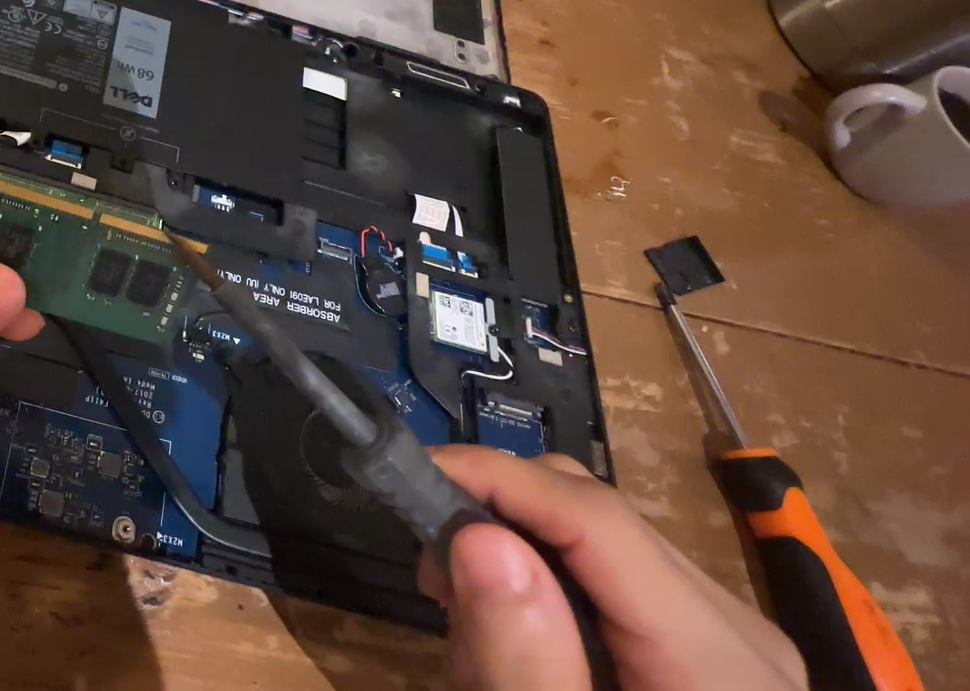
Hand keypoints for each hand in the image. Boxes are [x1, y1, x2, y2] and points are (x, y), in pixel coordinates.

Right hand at [420, 446, 806, 690]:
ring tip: (467, 619)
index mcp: (720, 662)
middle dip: (494, 513)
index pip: (595, 519)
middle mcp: (735, 630)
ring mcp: (724, 635)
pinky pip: (600, 566)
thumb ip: (523, 661)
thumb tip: (475, 536)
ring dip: (507, 543)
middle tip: (430, 575)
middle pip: (592, 512)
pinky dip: (535, 574)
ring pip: (590, 529)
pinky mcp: (699, 645)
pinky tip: (512, 632)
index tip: (404, 477)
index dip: (495, 477)